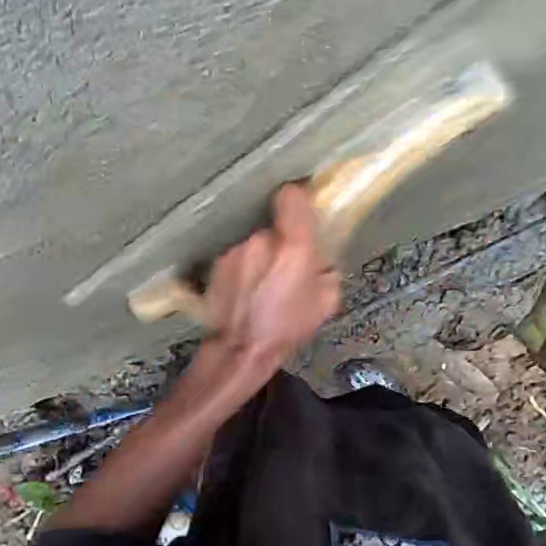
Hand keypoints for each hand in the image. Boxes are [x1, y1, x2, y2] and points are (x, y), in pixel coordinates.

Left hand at [204, 183, 340, 372]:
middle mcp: (261, 240)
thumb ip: (327, 270)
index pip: (293, 196)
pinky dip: (244, 268)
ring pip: (255, 244)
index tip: (303, 212)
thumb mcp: (326, 302)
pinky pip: (238, 257)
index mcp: (293, 248)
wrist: (240, 348)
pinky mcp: (218, 263)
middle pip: (275, 227)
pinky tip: (246, 290)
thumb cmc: (286, 328)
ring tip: (264, 285)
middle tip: (287, 269)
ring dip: (261, 257)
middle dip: (282, 243)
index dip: (299, 200)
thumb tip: (321, 258)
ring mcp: (236, 250)